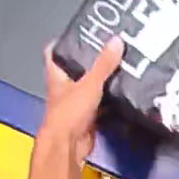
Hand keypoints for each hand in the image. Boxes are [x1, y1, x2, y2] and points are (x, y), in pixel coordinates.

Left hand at [38, 37, 122, 164]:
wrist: (69, 145)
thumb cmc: (70, 112)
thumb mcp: (89, 84)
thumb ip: (104, 64)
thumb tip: (117, 40)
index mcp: (56, 76)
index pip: (54, 53)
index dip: (63, 42)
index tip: (79, 33)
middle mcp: (64, 88)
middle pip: (75, 69)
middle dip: (90, 60)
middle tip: (110, 48)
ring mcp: (75, 103)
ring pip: (90, 86)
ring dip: (102, 80)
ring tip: (121, 65)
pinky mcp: (88, 117)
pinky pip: (101, 103)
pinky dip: (110, 99)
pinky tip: (124, 92)